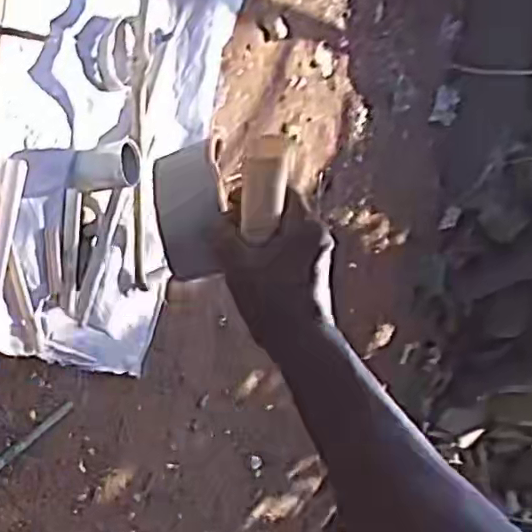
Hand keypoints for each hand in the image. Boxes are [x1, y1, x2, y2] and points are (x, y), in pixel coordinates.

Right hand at [216, 203, 334, 349]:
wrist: (299, 340)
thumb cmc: (273, 302)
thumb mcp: (238, 266)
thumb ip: (223, 239)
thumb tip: (215, 226)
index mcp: (306, 226)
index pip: (282, 190)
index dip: (254, 192)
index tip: (233, 203)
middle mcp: (317, 235)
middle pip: (281, 211)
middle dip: (252, 218)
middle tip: (229, 230)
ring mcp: (316, 254)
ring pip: (282, 232)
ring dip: (257, 237)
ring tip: (235, 253)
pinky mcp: (310, 271)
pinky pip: (285, 250)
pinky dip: (266, 253)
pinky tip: (248, 270)